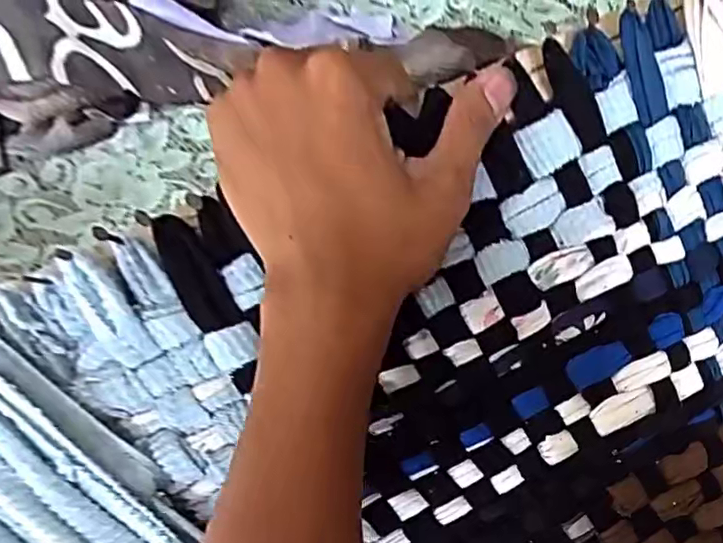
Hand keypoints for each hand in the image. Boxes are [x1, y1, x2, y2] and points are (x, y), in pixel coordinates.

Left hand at [206, 49, 515, 316]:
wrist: (326, 291)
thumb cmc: (389, 244)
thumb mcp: (443, 190)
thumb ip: (468, 127)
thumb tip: (501, 79)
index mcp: (341, 78)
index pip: (387, 74)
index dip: (404, 116)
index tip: (402, 160)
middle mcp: (283, 69)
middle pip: (336, 77)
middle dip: (354, 113)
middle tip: (367, 173)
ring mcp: (244, 96)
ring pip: (296, 91)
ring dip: (316, 119)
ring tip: (332, 176)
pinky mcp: (222, 127)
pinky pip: (261, 111)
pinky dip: (280, 133)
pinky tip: (299, 176)